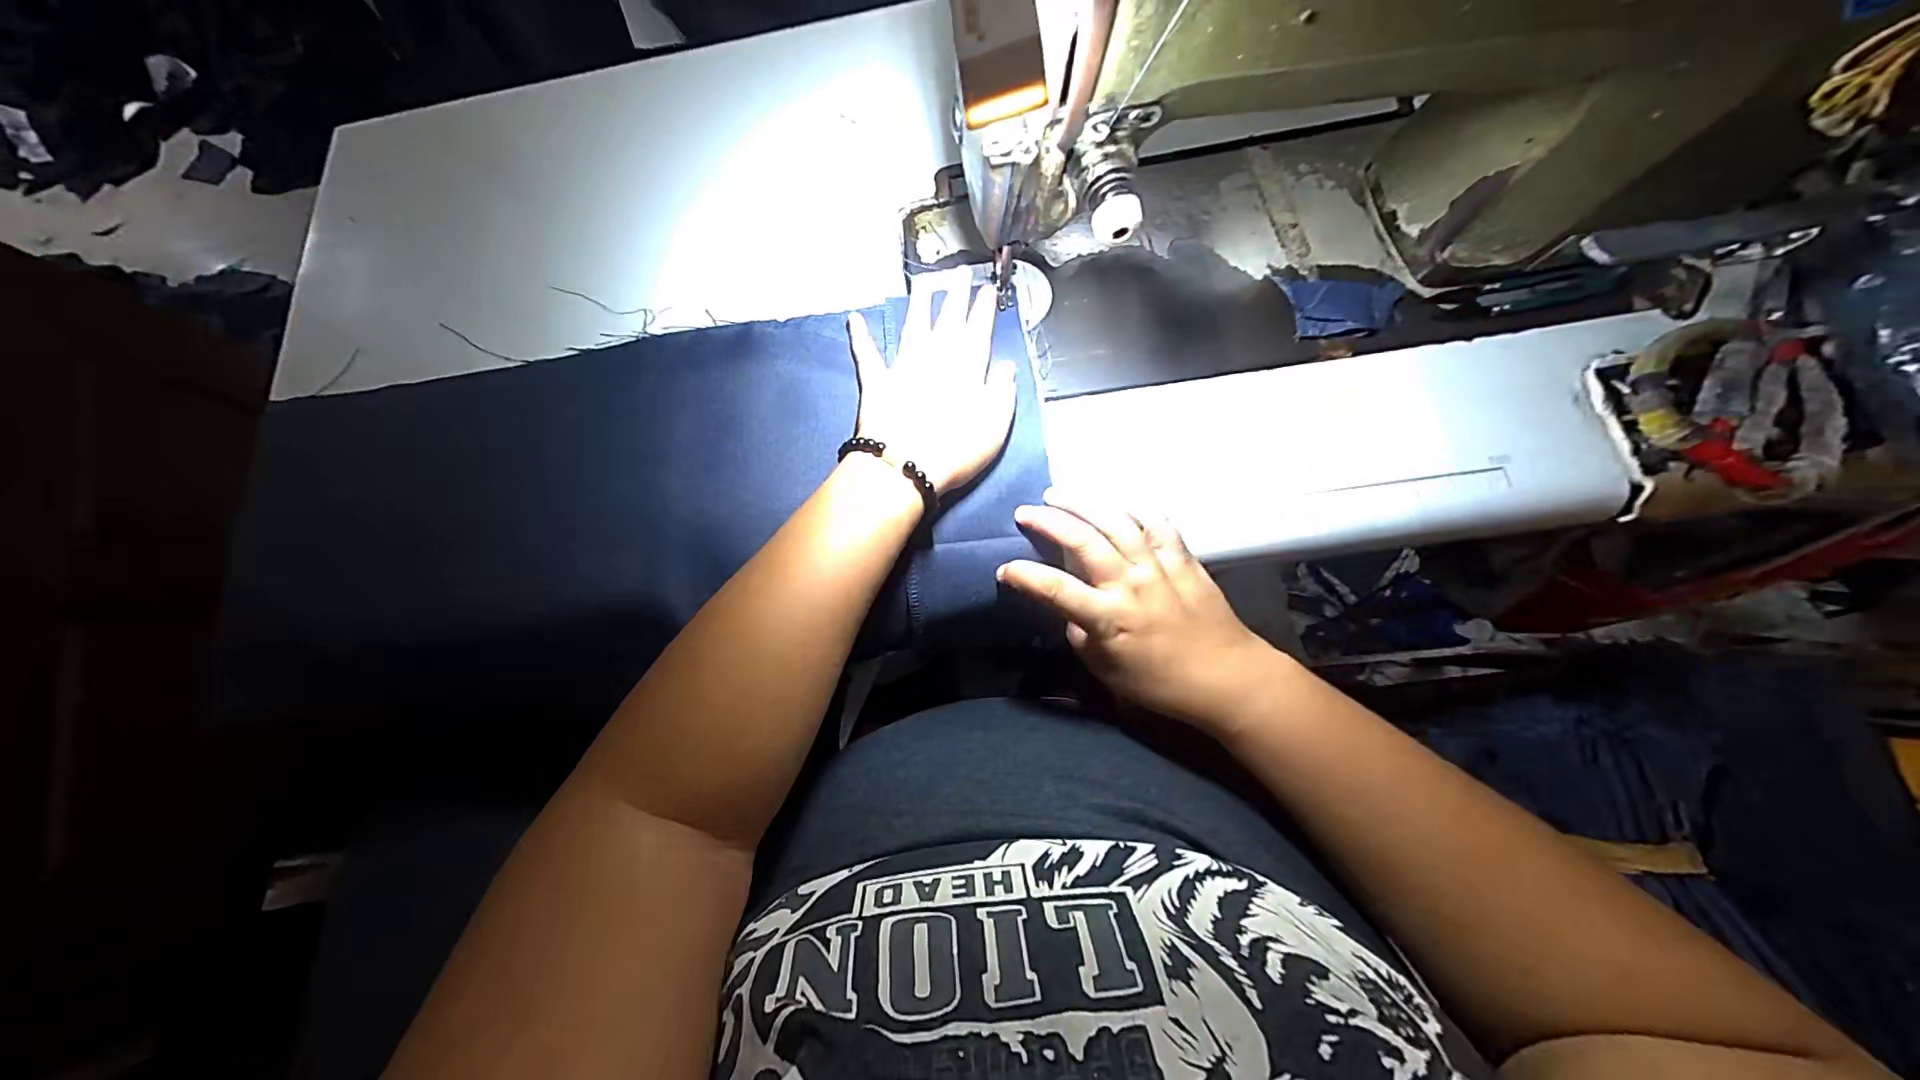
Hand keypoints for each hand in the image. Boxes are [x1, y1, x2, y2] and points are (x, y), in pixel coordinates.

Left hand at [849, 279, 1016, 495]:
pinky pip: (867, 353)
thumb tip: (1006, 368)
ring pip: (913, 325)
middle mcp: (935, 358)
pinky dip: (861, 336)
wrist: (904, 466)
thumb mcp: (994, 425)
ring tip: (925, 283)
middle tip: (959, 272)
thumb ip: (1002, 391)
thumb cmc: (955, 450)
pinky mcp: (876, 382)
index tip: (986, 290)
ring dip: (919, 303)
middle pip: (947, 319)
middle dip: (955, 294)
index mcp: (967, 367)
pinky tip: (854, 319)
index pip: (978, 329)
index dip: (982, 308)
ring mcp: (903, 366)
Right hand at [997, 490, 1286, 731]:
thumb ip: (1081, 634)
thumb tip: (1069, 609)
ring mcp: (1159, 567)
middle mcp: (1131, 585)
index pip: (1055, 588)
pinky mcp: (1183, 559)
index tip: (1005, 569)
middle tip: (1026, 512)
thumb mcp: (1106, 670)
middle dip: (1049, 521)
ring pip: (1117, 522)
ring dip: (1084, 504)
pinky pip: (1157, 524)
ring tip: (1060, 495)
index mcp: (1109, 619)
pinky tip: (1117, 502)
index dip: (1024, 575)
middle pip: (1084, 541)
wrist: (1227, 677)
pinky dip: (1134, 508)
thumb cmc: (1161, 682)